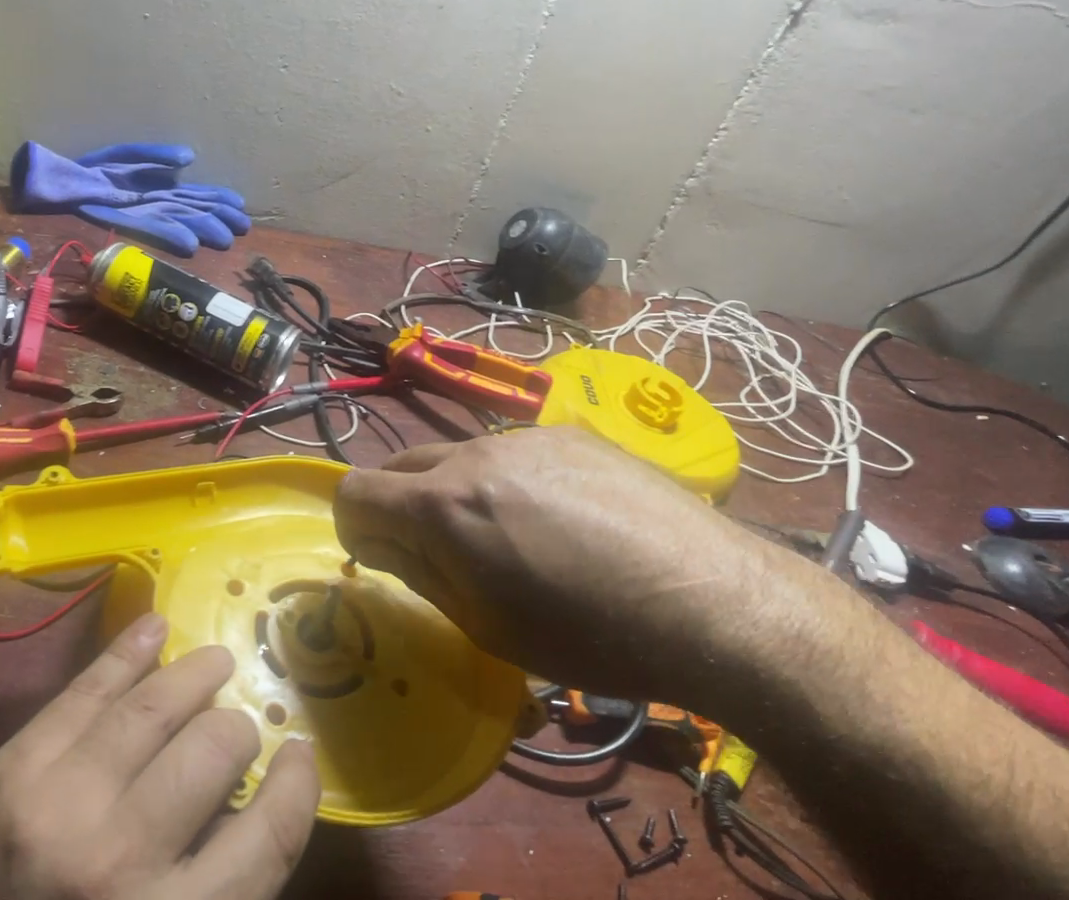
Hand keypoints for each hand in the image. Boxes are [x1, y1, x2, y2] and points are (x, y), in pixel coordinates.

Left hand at [0, 613, 320, 899]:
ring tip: (215, 661)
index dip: (295, 790)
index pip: (265, 841)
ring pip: (151, 711)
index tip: (298, 757)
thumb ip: (207, 890)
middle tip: (238, 725)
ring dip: (193, 676)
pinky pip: (85, 693)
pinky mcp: (11, 767)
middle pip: (211, 755)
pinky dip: (124, 655)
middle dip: (235, 730)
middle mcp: (117, 859)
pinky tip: (154, 631)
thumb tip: (249, 813)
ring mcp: (57, 802)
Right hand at [332, 426, 819, 705]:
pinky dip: (508, 480)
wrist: (715, 602)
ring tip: (514, 538)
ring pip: (457, 456)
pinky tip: (564, 520)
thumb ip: (418, 573)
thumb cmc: (591, 636)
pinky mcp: (573, 432)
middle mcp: (474, 453)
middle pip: (400, 465)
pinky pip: (511, 451)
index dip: (354, 529)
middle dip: (399, 506)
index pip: (353, 491)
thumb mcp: (486, 625)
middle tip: (441, 555)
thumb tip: (382, 544)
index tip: (383, 560)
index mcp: (443, 505)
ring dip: (455, 491)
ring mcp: (526, 435)